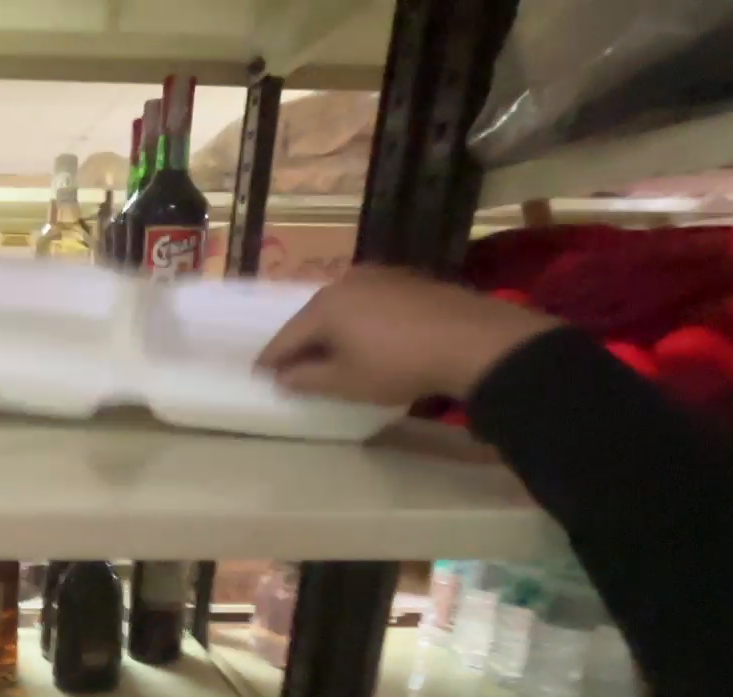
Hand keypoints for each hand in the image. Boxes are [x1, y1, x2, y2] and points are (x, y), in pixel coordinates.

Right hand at [255, 265, 560, 403]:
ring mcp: (380, 277)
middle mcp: (346, 283)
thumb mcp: (343, 382)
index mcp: (323, 306)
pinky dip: (357, 322)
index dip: (269, 361)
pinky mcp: (407, 281)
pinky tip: (364, 339)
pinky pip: (367, 304)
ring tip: (327, 353)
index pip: (284, 338)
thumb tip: (281, 376)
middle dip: (300, 343)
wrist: (474, 341)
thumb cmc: (397, 365)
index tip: (258, 376)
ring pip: (340, 308)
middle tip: (291, 366)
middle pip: (311, 318)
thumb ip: (305, 379)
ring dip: (330, 331)